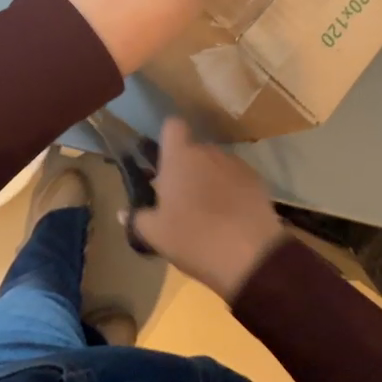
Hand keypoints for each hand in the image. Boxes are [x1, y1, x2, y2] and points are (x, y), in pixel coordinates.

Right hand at [131, 118, 286, 301]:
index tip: (163, 164)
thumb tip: (123, 213)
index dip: (167, 140)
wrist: (250, 255)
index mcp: (180, 157)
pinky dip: (232, 191)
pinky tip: (231, 218)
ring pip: (216, 164)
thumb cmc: (193, 238)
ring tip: (209, 211)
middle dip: (188, 168)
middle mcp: (208, 152)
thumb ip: (138, 218)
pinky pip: (237, 179)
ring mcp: (236, 164)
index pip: (172, 126)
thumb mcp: (156, 235)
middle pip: (194, 150)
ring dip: (210, 179)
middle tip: (181, 199)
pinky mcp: (257, 181)